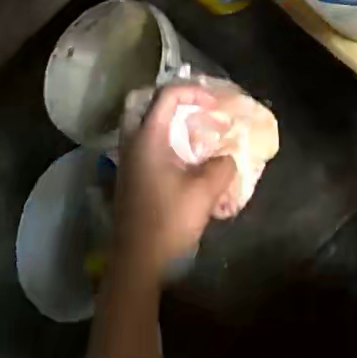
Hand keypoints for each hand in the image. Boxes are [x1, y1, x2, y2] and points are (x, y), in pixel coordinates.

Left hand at [112, 85, 236, 282]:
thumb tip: (228, 158)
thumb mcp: (205, 192)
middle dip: (172, 101)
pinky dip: (166, 140)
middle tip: (196, 108)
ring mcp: (128, 162)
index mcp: (148, 139)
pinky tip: (188, 159)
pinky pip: (146, 145)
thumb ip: (222, 166)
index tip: (215, 106)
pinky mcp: (131, 179)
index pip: (167, 95)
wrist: (137, 265)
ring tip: (197, 131)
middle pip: (144, 104)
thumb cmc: (169, 222)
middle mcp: (133, 144)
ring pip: (144, 126)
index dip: (194, 92)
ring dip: (169, 122)